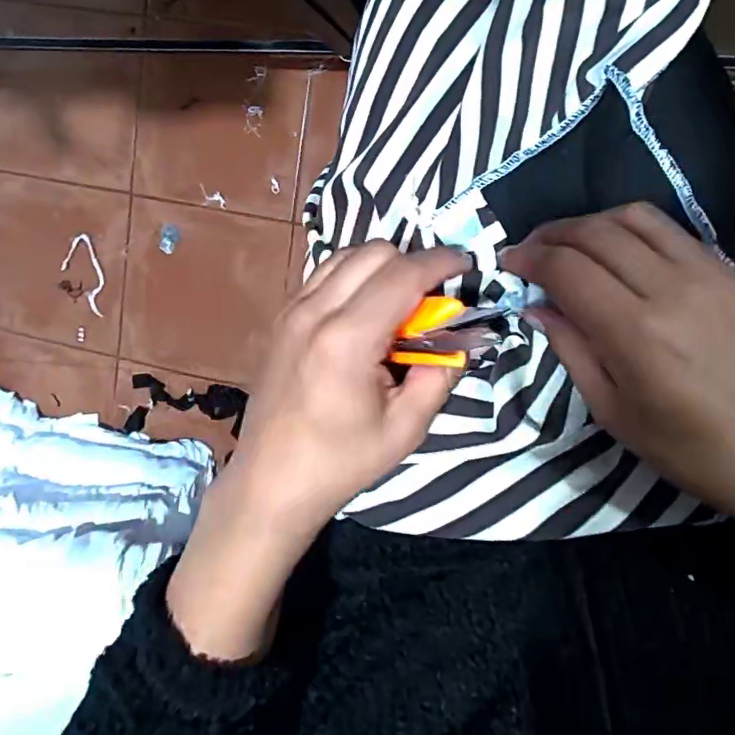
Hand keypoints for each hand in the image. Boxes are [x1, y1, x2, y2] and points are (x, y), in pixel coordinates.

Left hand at [167, 241, 468, 659]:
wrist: (269, 482)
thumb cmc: (341, 462)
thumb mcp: (407, 428)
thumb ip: (440, 374)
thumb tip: (462, 336)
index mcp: (347, 340)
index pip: (403, 275)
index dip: (441, 262)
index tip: (465, 266)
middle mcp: (315, 312)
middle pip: (375, 252)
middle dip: (413, 263)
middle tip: (433, 296)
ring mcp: (292, 310)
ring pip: (348, 255)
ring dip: (383, 265)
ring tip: (401, 301)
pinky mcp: (282, 316)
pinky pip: (326, 273)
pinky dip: (355, 275)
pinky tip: (366, 310)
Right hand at [503, 203, 734, 603]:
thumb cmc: (694, 450)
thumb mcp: (615, 414)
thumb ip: (571, 350)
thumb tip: (537, 305)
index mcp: (636, 333)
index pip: (567, 269)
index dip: (530, 259)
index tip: (509, 263)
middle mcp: (669, 288)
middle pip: (595, 232)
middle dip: (552, 234)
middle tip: (530, 250)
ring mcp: (705, 272)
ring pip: (633, 216)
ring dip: (591, 222)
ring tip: (570, 243)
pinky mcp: (727, 269)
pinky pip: (669, 229)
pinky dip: (632, 227)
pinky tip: (619, 248)